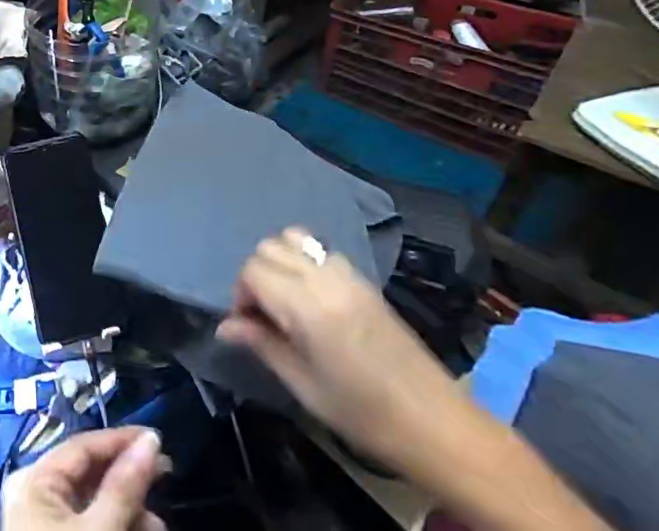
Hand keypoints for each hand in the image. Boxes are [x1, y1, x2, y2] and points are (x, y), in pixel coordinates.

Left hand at [2, 427, 168, 530]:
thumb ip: (126, 485)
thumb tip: (151, 441)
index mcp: (35, 481)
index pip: (85, 445)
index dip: (123, 440)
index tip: (160, 442)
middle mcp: (35, 494)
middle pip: (91, 473)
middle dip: (131, 482)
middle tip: (166, 480)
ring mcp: (43, 522)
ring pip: (94, 500)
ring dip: (130, 510)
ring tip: (157, 527)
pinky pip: (89, 523)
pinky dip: (116, 525)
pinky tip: (141, 530)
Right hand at [216, 228, 471, 469]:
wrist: (433, 420)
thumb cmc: (363, 414)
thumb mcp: (304, 387)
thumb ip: (262, 345)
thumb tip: (225, 326)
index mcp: (308, 306)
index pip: (254, 270)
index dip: (240, 294)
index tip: (246, 326)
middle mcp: (326, 277)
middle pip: (271, 246)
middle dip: (256, 274)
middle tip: (262, 315)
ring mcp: (349, 273)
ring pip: (296, 238)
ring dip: (280, 261)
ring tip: (284, 301)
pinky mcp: (364, 279)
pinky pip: (322, 250)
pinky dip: (305, 260)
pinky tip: (311, 298)